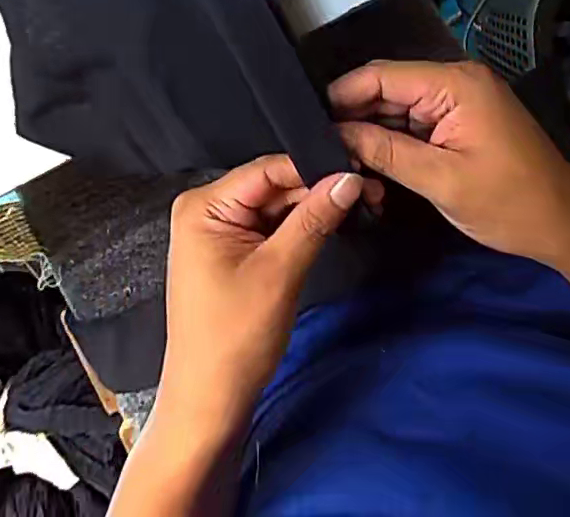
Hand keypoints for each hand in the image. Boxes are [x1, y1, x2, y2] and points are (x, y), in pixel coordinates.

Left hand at [158, 155, 376, 427]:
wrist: (209, 403)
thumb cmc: (234, 339)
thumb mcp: (279, 272)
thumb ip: (314, 219)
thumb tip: (349, 178)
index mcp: (203, 205)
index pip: (267, 170)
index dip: (313, 166)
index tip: (357, 166)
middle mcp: (206, 208)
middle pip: (272, 185)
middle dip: (318, 188)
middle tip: (366, 189)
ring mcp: (218, 230)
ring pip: (276, 205)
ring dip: (313, 207)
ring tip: (358, 203)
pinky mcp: (232, 249)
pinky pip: (271, 226)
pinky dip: (299, 227)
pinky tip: (331, 222)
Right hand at [329, 59, 569, 268]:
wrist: (568, 227)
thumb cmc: (511, 204)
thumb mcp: (441, 180)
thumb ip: (384, 152)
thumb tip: (335, 135)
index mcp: (456, 83)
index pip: (383, 75)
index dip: (344, 95)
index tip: (311, 121)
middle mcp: (456, 80)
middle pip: (388, 89)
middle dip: (356, 119)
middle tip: (325, 150)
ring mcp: (459, 99)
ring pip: (397, 108)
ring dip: (372, 135)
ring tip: (345, 164)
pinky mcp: (459, 119)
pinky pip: (414, 123)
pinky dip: (393, 143)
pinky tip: (372, 165)